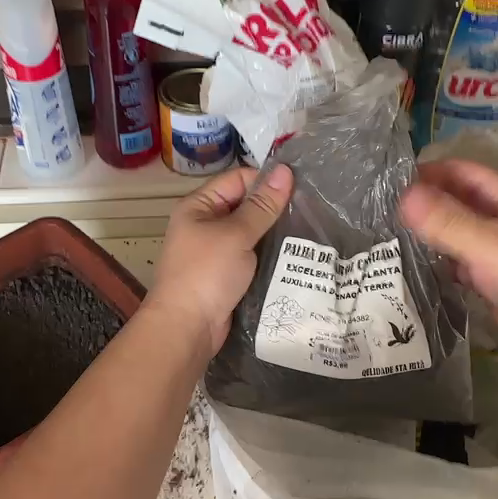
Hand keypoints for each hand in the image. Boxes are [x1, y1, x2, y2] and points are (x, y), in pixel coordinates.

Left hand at [144, 163, 292, 352]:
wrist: (186, 328)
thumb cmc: (206, 274)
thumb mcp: (236, 235)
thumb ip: (262, 206)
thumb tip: (285, 170)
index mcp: (199, 207)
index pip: (237, 179)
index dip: (266, 181)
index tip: (300, 187)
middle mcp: (205, 226)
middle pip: (246, 207)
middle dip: (275, 209)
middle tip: (311, 211)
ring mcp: (215, 254)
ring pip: (252, 236)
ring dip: (275, 236)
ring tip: (309, 234)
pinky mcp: (226, 278)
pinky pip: (252, 260)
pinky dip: (269, 259)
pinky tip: (295, 259)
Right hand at [399, 160, 497, 365]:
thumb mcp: (487, 243)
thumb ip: (445, 220)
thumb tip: (402, 195)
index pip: (459, 170)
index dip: (426, 171)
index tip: (387, 182)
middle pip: (455, 199)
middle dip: (422, 201)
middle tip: (378, 210)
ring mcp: (495, 247)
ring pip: (454, 230)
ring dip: (427, 231)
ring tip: (385, 235)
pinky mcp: (490, 276)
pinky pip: (456, 260)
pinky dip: (437, 260)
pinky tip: (412, 266)